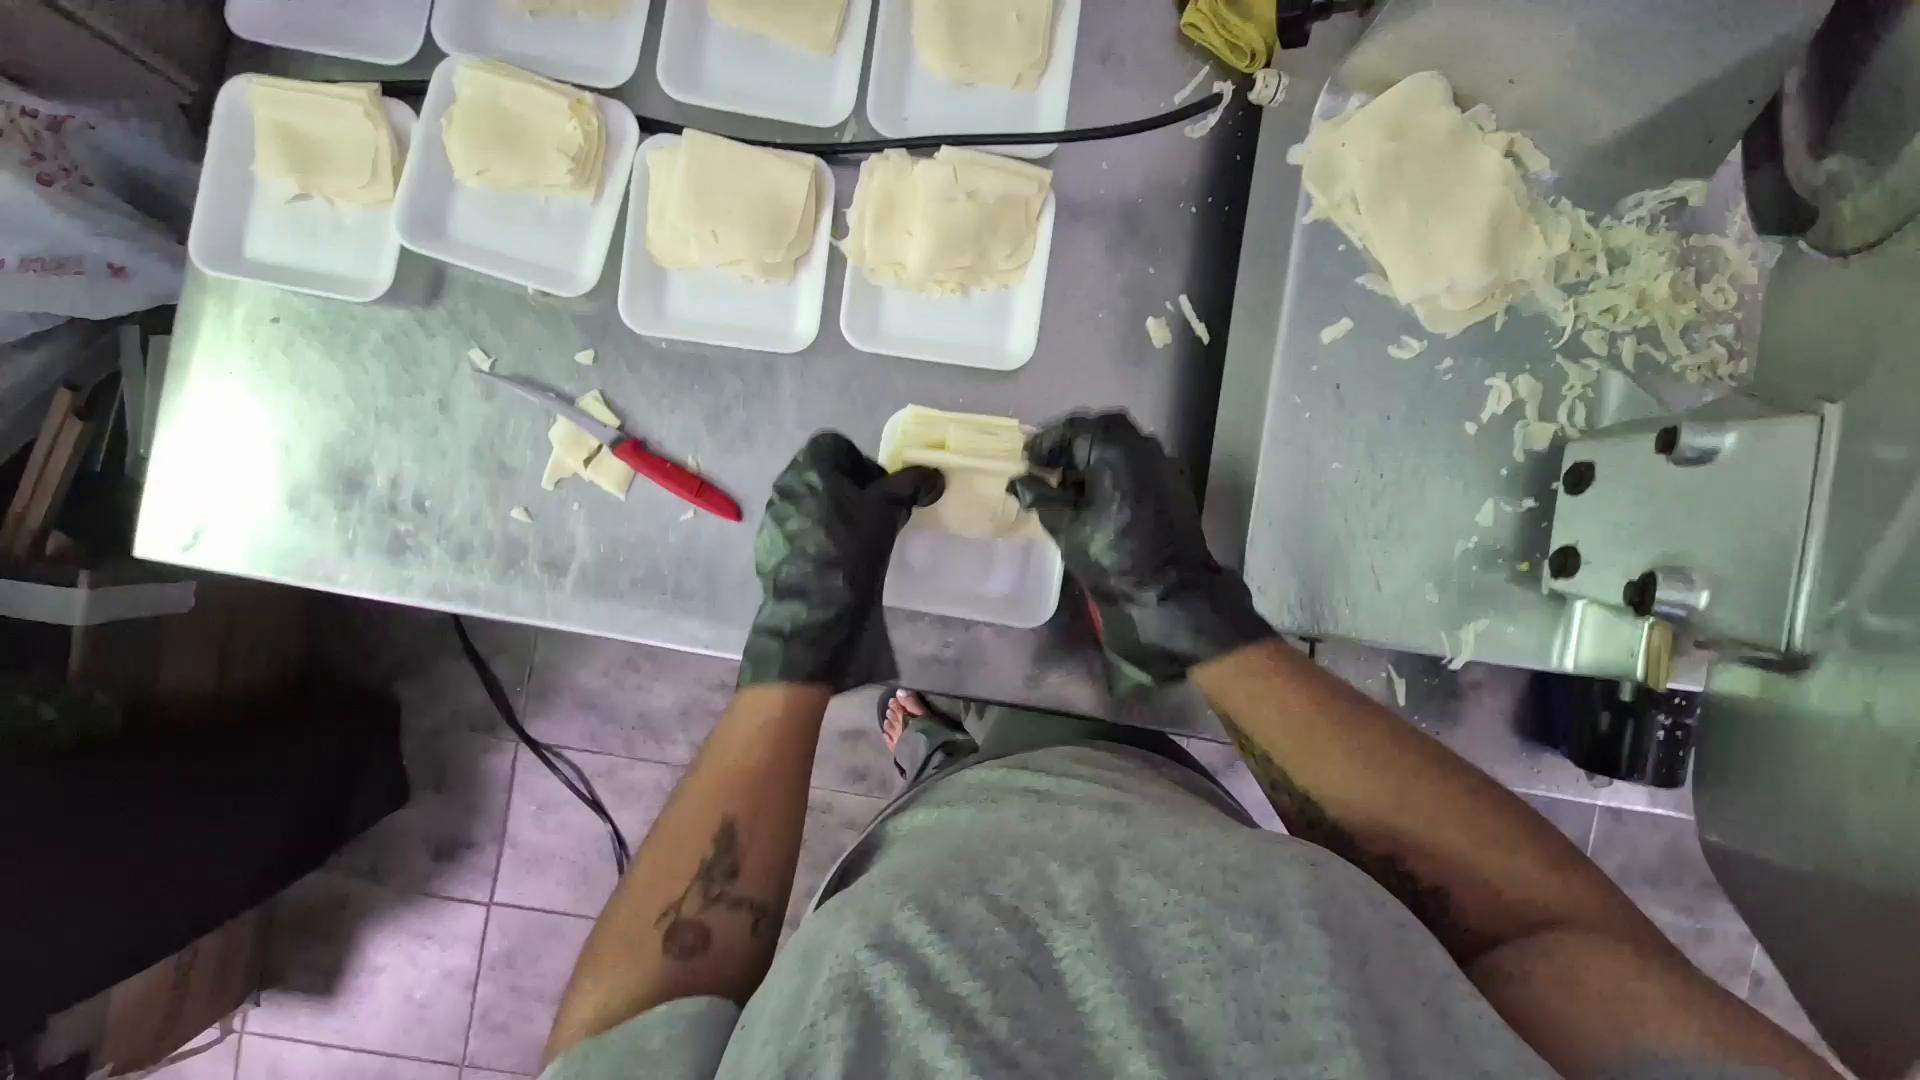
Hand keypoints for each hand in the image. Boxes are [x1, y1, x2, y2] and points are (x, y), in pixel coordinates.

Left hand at [738, 433, 943, 691]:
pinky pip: (798, 532)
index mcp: (809, 468)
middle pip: (821, 474)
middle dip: (849, 489)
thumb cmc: (851, 549)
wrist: (813, 612)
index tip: (881, 490)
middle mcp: (784, 488)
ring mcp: (773, 520)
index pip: (835, 445)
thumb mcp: (888, 511)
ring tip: (856, 541)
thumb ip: (911, 486)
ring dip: (833, 513)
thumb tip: (933, 476)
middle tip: (873, 514)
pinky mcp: (769, 550)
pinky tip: (835, 563)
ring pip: (809, 503)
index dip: (863, 462)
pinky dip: (817, 538)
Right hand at [1010, 412, 1273, 684]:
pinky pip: (1137, 460)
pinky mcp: (1173, 481)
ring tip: (1071, 483)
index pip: (1072, 429)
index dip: (1045, 443)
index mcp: (1114, 450)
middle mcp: (1141, 446)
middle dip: (1071, 444)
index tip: (1027, 459)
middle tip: (1048, 466)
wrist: (1173, 590)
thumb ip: (1041, 498)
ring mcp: (1162, 462)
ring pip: (1121, 443)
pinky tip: (1100, 494)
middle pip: (1100, 429)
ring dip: (1094, 455)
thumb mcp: (1067, 529)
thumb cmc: (1114, 559)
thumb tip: (1018, 482)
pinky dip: (1115, 467)